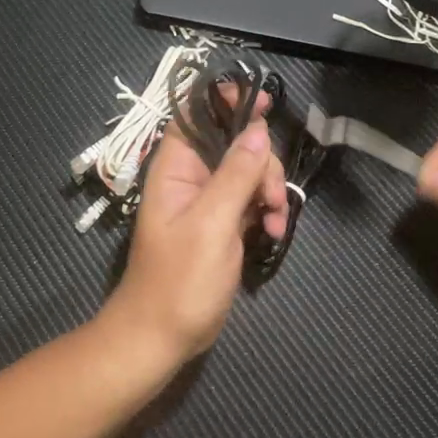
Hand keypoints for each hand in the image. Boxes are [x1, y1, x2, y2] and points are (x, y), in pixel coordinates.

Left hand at [101, 94, 288, 363]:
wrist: (162, 337)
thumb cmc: (180, 280)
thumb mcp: (212, 224)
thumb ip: (236, 174)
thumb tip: (257, 129)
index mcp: (175, 166)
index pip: (197, 113)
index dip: (227, 100)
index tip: (264, 103)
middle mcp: (190, 176)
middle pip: (234, 142)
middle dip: (261, 163)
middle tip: (271, 197)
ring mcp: (207, 200)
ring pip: (248, 171)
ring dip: (269, 190)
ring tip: (275, 223)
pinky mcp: (222, 222)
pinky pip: (250, 199)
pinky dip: (266, 211)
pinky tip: (274, 232)